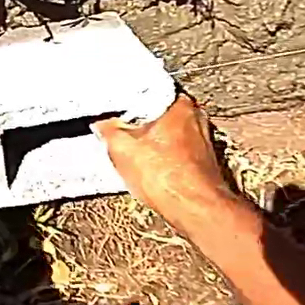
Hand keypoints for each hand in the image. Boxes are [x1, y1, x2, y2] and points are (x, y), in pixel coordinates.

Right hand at [92, 94, 261, 237]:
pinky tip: (151, 174)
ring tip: (135, 160)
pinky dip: (162, 161)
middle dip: (137, 128)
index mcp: (178, 104)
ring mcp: (202, 142)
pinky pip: (174, 155)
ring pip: (166, 137)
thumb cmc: (168, 177)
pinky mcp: (202, 163)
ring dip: (150, 146)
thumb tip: (102, 125)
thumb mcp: (120, 148)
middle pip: (156, 117)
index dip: (125, 107)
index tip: (113, 116)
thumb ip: (107, 130)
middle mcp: (195, 119)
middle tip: (120, 140)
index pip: (146, 95)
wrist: (195, 209)